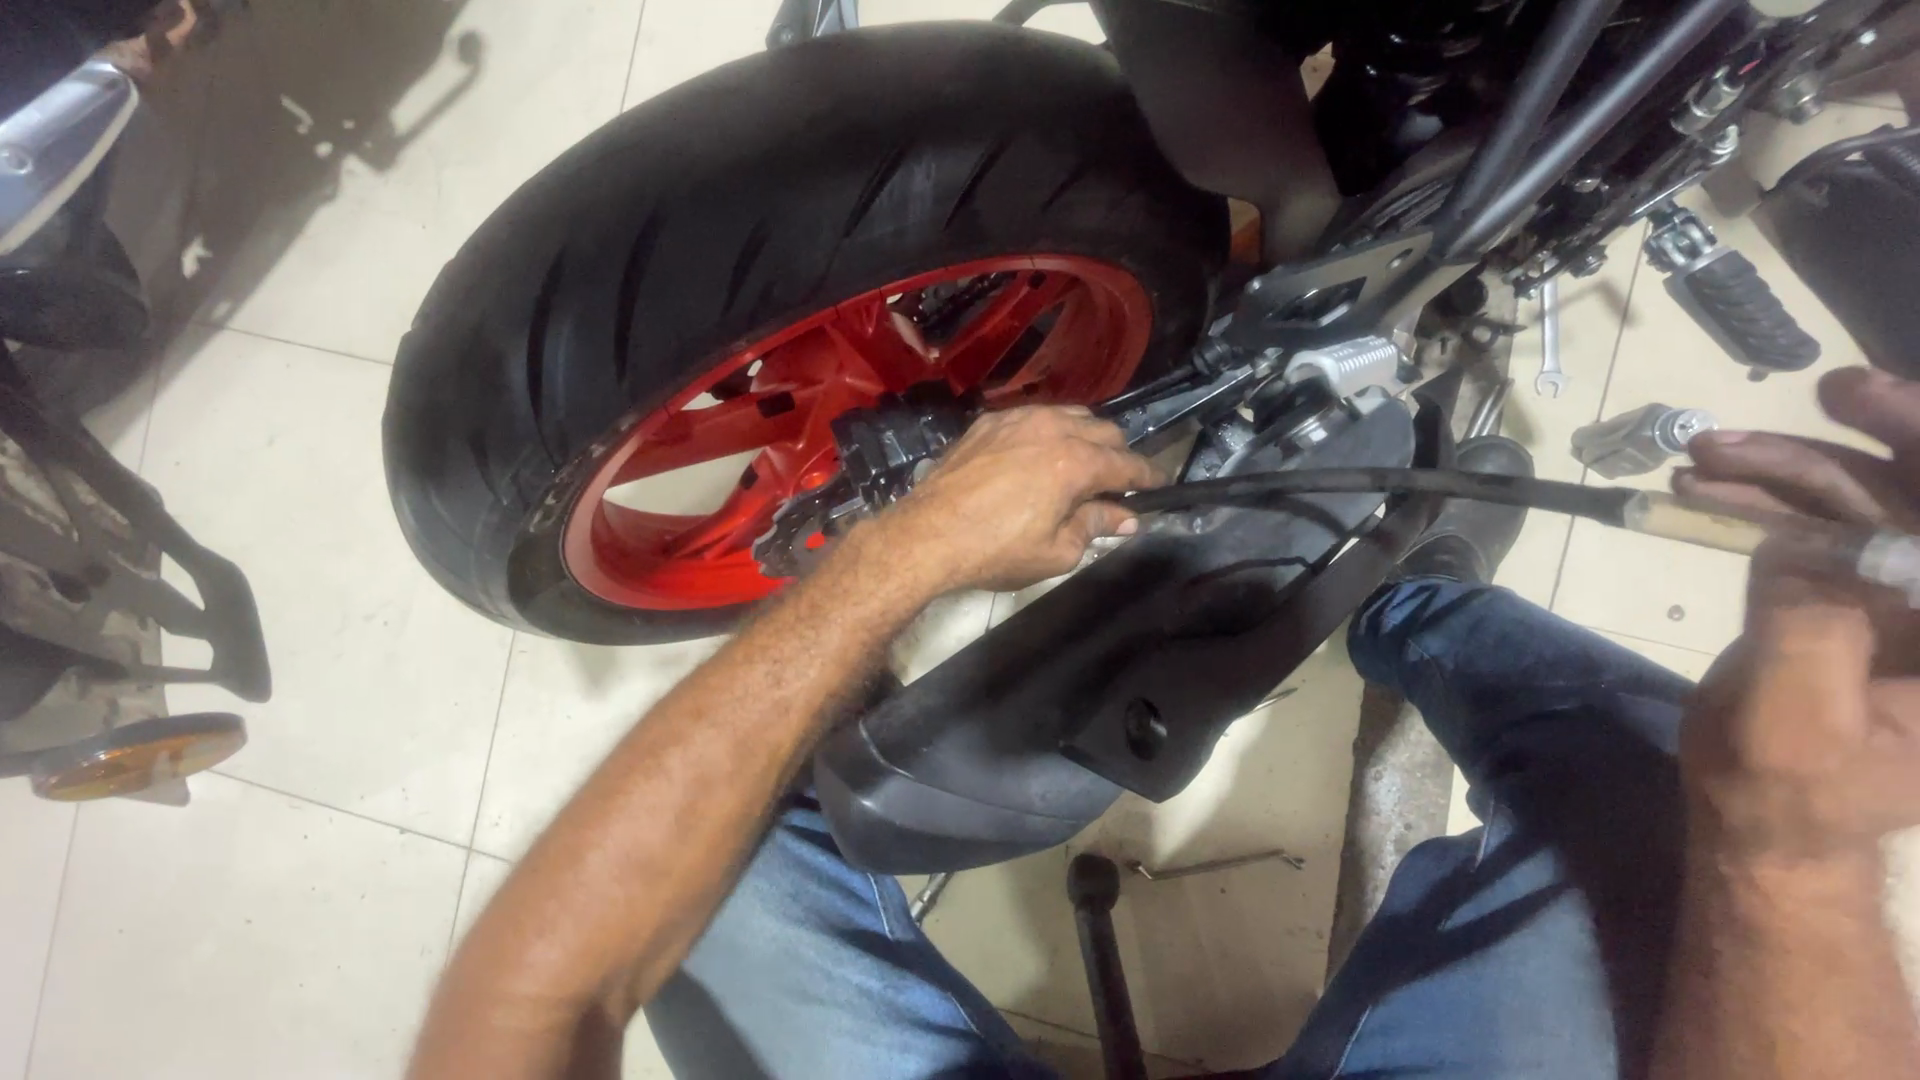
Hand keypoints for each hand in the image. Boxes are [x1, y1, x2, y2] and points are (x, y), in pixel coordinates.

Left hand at [867, 405, 1161, 593]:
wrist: (927, 535)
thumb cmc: (995, 551)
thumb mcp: (1056, 552)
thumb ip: (1095, 527)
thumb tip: (1125, 517)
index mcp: (1075, 462)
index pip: (1127, 464)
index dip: (1148, 476)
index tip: (1158, 484)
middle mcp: (1051, 429)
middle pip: (1104, 430)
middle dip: (1118, 454)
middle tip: (1115, 483)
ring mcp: (1017, 420)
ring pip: (1069, 415)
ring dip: (1085, 436)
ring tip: (1080, 463)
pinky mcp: (988, 423)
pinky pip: (1033, 417)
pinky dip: (1048, 432)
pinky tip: (1038, 454)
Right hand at [1673, 367, 1919, 862]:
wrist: (1763, 818)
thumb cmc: (1788, 786)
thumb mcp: (1792, 718)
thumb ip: (1809, 629)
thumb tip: (1798, 540)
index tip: (1878, 407)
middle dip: (1884, 440)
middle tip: (1824, 393)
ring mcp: (1912, 602)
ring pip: (1878, 506)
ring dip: (1797, 470)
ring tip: (1706, 453)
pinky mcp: (1859, 598)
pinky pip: (1827, 533)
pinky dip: (1768, 504)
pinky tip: (1707, 488)